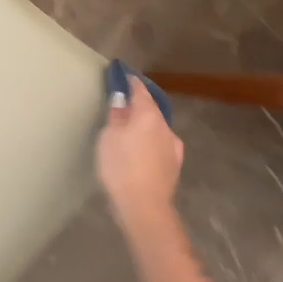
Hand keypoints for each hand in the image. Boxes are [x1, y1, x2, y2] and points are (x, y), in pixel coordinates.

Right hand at [97, 76, 184, 221]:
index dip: (131, 81)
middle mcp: (164, 126)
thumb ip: (116, 116)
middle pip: (151, 108)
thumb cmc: (121, 167)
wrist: (144, 206)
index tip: (123, 75)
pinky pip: (160, 144)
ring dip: (146, 124)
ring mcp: (172, 146)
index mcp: (148, 115)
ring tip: (131, 129)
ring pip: (157, 127)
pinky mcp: (174, 164)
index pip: (140, 90)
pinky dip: (151, 141)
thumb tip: (121, 100)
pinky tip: (144, 149)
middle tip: (124, 102)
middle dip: (139, 104)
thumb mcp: (109, 137)